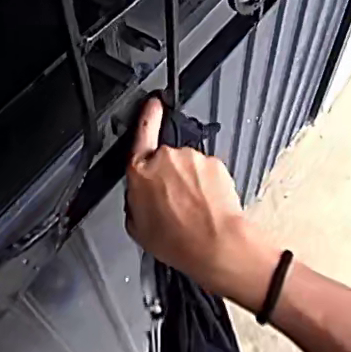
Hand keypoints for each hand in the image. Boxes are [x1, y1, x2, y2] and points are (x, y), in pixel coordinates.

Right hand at [123, 96, 282, 310]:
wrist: (217, 246)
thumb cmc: (178, 242)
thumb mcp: (137, 228)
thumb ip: (133, 201)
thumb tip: (138, 196)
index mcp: (139, 171)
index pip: (141, 133)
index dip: (147, 116)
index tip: (152, 104)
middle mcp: (164, 158)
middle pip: (165, 158)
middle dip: (170, 176)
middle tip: (176, 203)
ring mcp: (191, 158)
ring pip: (188, 165)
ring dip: (190, 182)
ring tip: (194, 210)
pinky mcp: (214, 163)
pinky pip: (207, 171)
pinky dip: (208, 185)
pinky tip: (208, 206)